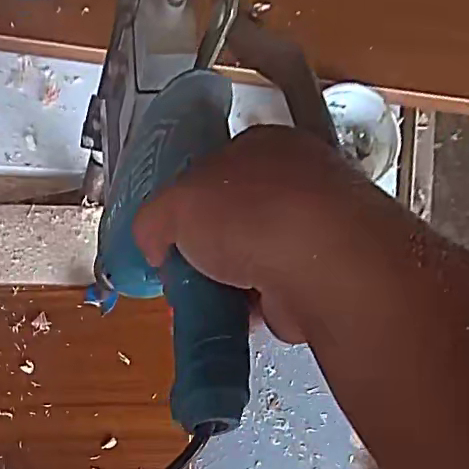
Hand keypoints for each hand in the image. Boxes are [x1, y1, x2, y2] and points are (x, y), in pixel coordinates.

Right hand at [132, 125, 416, 344]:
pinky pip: (269, 297)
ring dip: (222, 286)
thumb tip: (150, 242)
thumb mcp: (175, 205)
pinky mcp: (318, 279)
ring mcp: (310, 234)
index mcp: (261, 147)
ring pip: (250, 263)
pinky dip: (246, 311)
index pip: (214, 171)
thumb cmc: (250, 214)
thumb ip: (154, 220)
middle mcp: (292, 184)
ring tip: (197, 305)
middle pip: (233, 221)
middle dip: (203, 253)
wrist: (317, 263)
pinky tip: (226, 321)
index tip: (168, 235)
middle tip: (179, 276)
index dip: (186, 204)